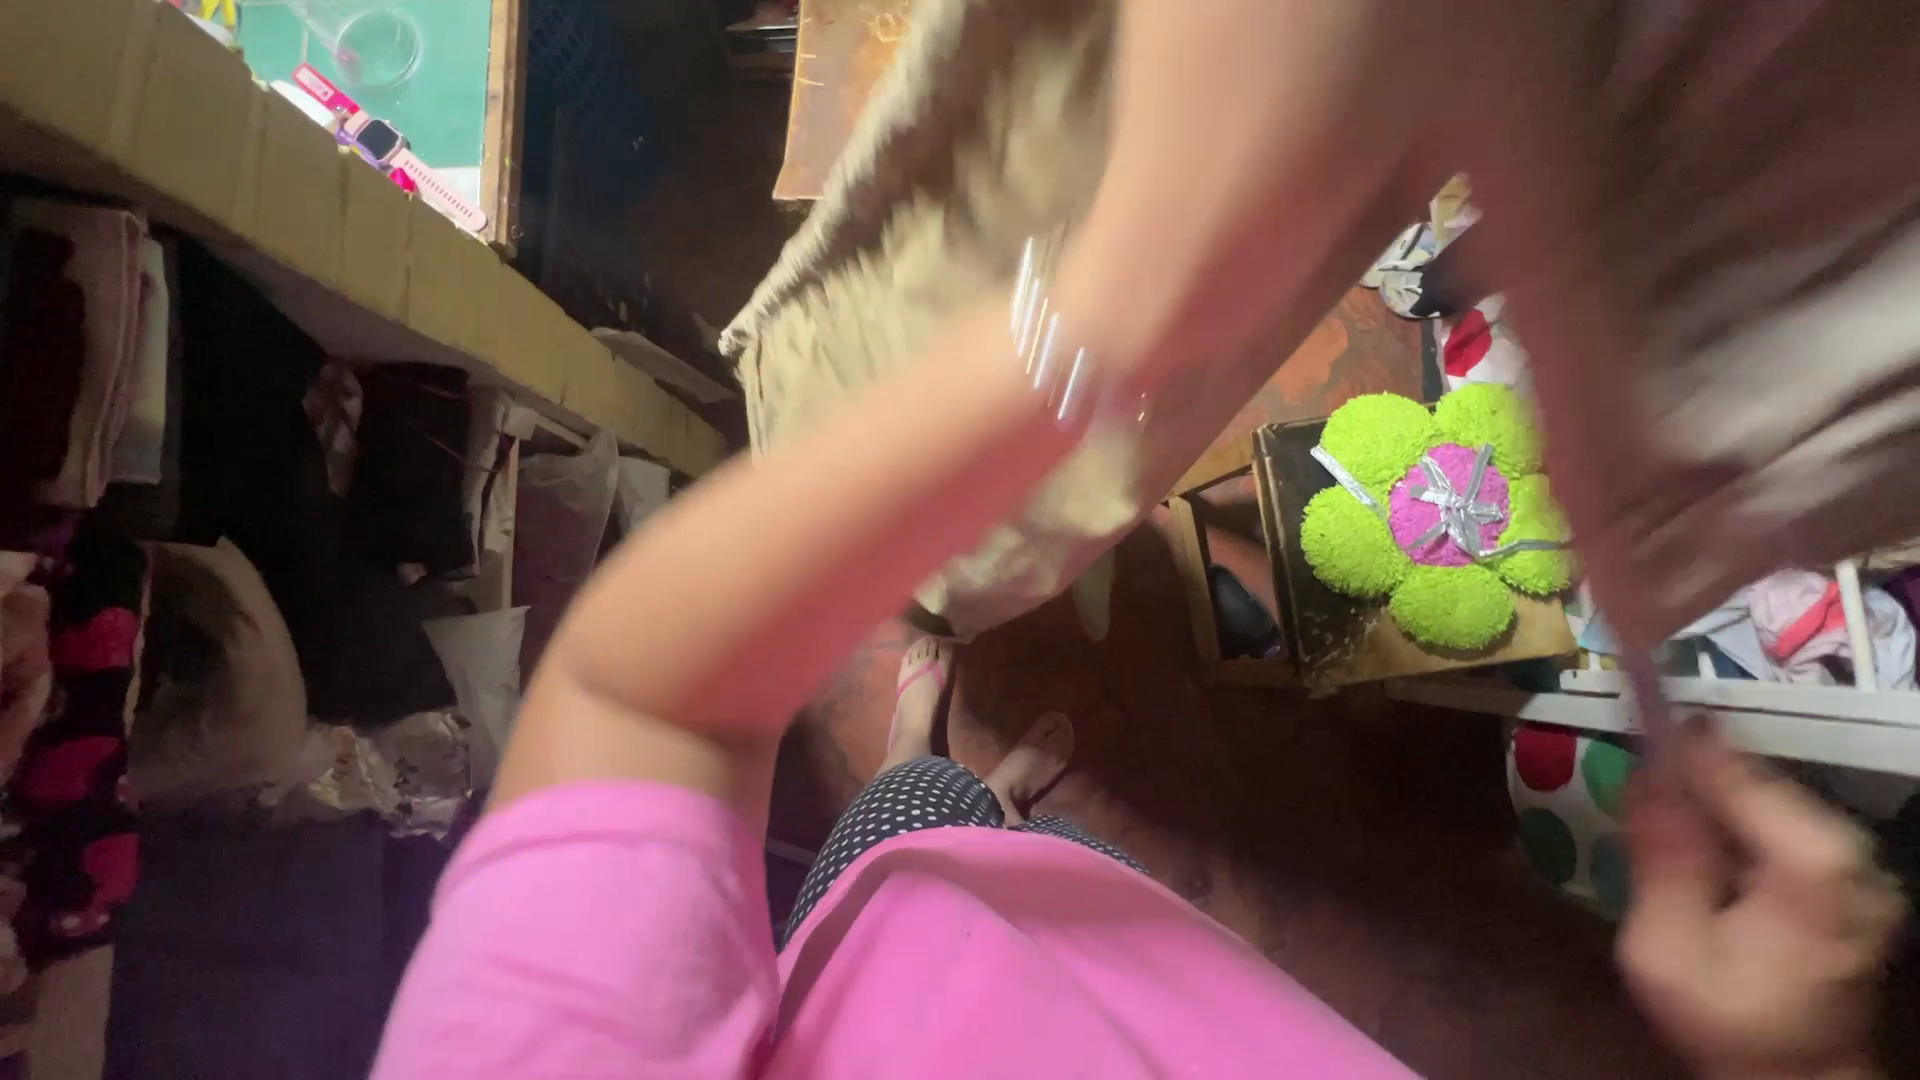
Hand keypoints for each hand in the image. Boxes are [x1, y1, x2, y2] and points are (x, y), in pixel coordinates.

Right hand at [1619, 726, 1906, 1078]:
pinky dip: (1724, 801)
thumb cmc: (1721, 1015)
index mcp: (1811, 879)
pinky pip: (1773, 815)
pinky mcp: (1840, 878)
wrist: (1790, 1075)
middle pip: (1761, 782)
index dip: (1690, 745)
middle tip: (1632, 739)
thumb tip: (1645, 777)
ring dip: (1705, 778)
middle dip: (1693, 759)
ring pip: (1767, 794)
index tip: (1640, 706)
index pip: (1749, 783)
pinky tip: (1687, 811)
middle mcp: (1851, 864)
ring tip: (1648, 768)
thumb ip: (1662, 858)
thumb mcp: (1666, 945)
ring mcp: (1853, 872)